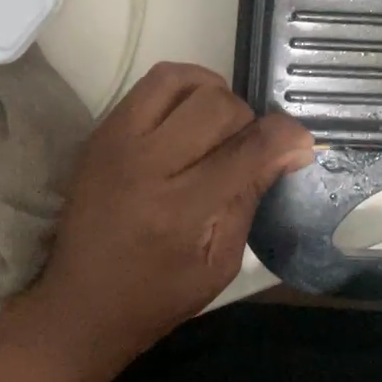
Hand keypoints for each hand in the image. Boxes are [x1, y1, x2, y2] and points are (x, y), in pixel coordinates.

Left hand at [0, 63, 314, 373]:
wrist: (82, 302)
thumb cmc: (157, 294)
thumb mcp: (219, 263)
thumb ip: (250, 199)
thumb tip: (289, 148)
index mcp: (180, 209)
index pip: (248, 149)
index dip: (287, 138)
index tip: (299, 145)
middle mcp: (146, 165)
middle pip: (217, 103)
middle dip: (246, 119)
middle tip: (244, 148)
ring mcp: (116, 143)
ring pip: (178, 79)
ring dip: (211, 93)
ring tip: (215, 125)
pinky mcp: (99, 134)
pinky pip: (148, 86)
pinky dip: (179, 93)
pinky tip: (185, 123)